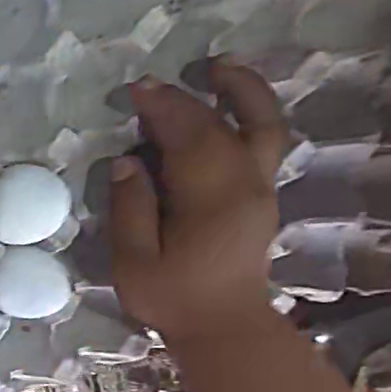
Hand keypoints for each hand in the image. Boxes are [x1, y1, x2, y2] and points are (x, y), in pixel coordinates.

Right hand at [105, 60, 287, 342]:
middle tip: (152, 84)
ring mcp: (261, 188)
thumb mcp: (133, 262)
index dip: (164, 108)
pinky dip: (250, 114)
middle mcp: (245, 185)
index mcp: (210, 201)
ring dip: (243, 90)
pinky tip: (229, 106)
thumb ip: (130, 209)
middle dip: (186, 98)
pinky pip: (264, 141)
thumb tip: (126, 162)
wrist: (223, 325)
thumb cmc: (171, 298)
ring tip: (219, 66)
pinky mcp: (263, 195)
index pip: (189, 138)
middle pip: (222, 125)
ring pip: (264, 124)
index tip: (137, 90)